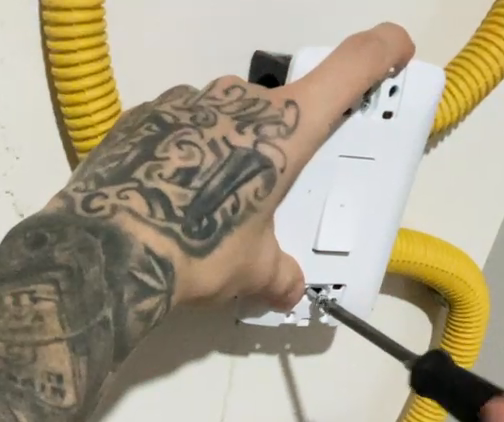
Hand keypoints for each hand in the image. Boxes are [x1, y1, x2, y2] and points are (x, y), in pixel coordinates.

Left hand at [51, 23, 414, 310]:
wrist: (109, 252)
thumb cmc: (198, 252)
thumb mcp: (251, 272)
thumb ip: (278, 275)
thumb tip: (288, 290)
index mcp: (284, 129)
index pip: (349, 68)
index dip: (380, 52)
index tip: (394, 49)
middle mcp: (239, 99)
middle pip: (275, 108)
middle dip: (274, 146)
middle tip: (256, 197)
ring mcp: (186, 101)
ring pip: (221, 116)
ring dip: (223, 149)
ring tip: (201, 205)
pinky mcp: (142, 116)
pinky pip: (177, 128)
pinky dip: (182, 153)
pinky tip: (165, 194)